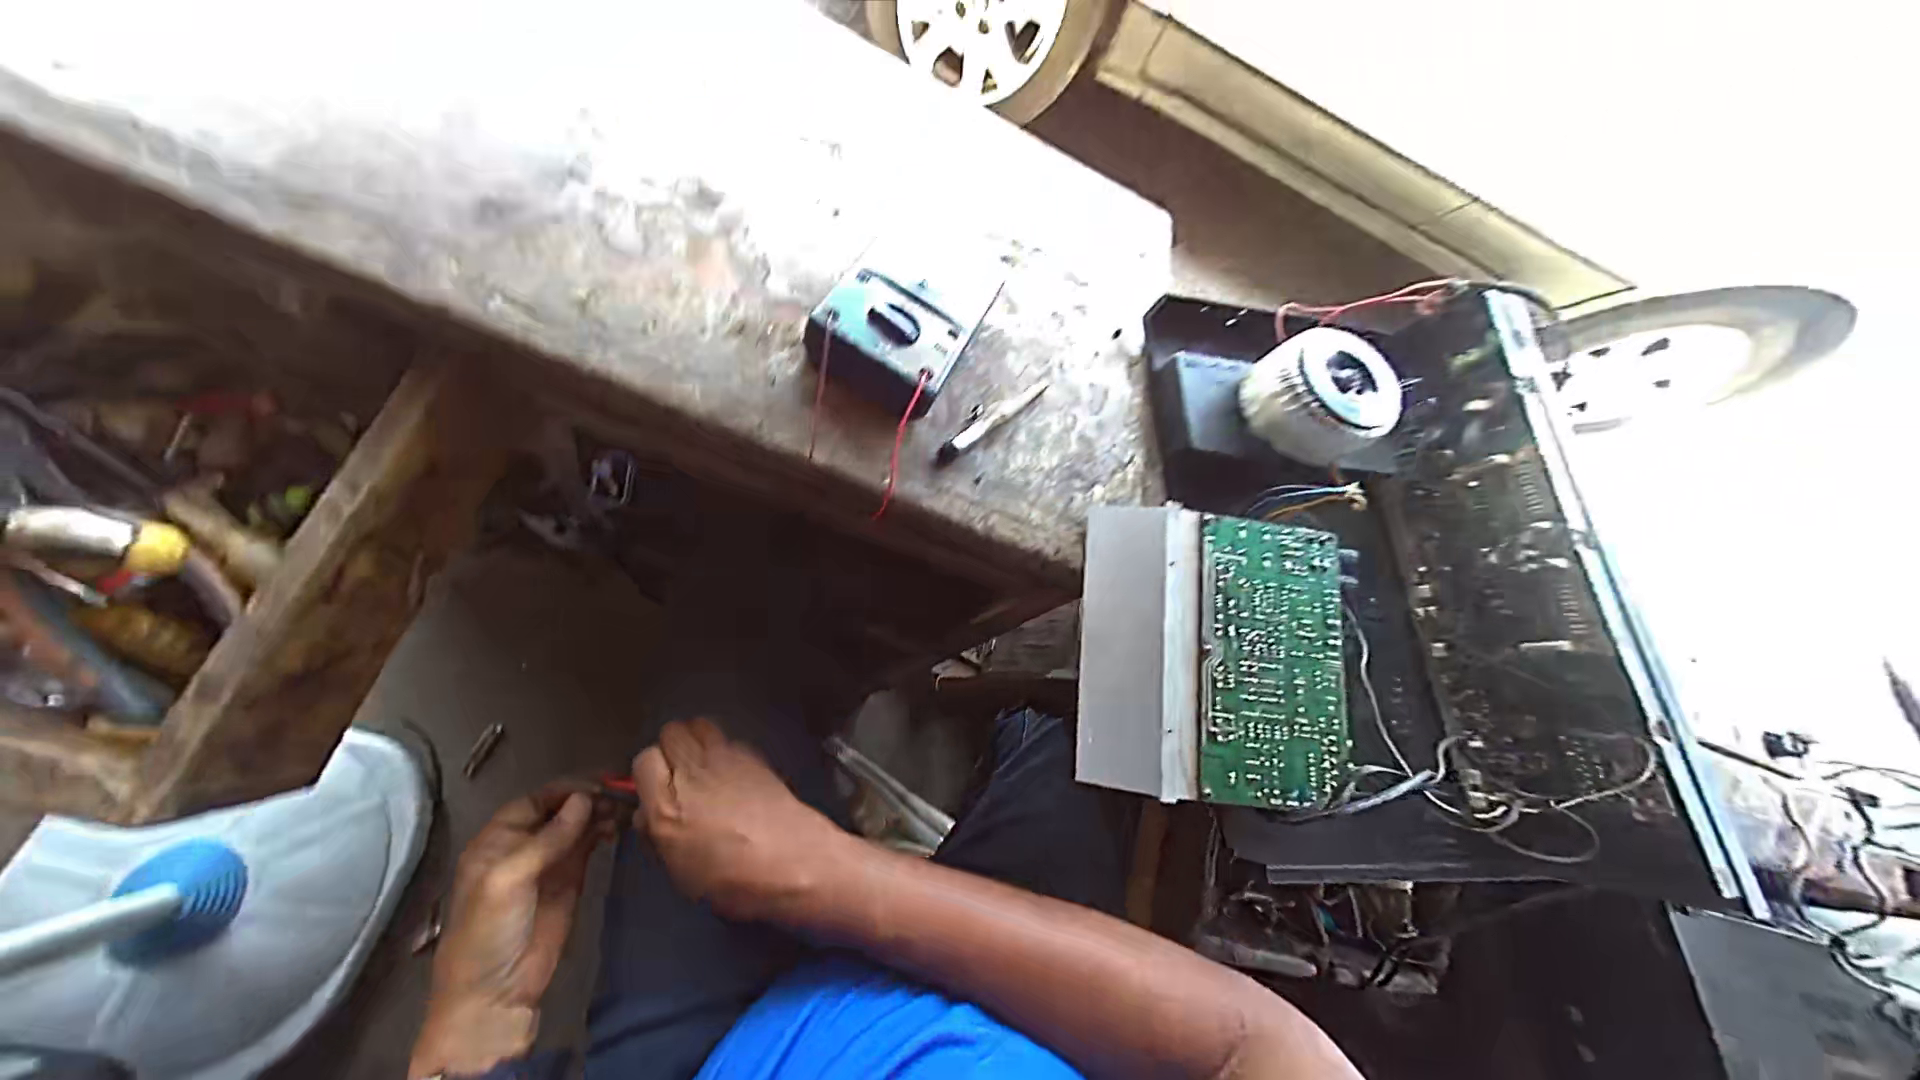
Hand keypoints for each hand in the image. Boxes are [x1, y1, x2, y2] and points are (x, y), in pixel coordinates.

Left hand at [410, 786, 611, 1078]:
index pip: (535, 800)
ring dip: (601, 811)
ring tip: (624, 810)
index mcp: (496, 841)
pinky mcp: (571, 876)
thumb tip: (585, 799)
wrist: (496, 994)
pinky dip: (605, 829)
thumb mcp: (508, 882)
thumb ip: (547, 839)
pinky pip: (590, 842)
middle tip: (620, 795)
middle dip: (589, 798)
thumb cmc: (488, 934)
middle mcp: (524, 844)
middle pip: (561, 808)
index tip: (598, 785)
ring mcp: (550, 860)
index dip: (565, 789)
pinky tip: (619, 827)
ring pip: (579, 822)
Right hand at [633, 717, 855, 922]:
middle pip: (672, 733)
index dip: (649, 772)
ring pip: (699, 725)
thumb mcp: (679, 871)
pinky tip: (734, 771)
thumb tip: (649, 813)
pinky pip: (729, 739)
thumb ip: (657, 834)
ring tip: (703, 763)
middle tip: (679, 772)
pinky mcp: (754, 753)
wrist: (791, 857)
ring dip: (697, 740)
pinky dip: (725, 749)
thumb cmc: (733, 878)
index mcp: (666, 806)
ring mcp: (726, 757)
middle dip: (671, 749)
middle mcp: (693, 773)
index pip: (643, 760)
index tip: (656, 786)